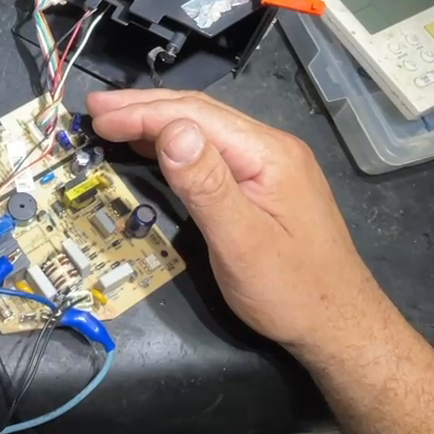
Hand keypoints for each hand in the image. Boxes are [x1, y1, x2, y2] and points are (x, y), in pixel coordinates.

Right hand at [86, 89, 394, 362]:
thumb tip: (171, 130)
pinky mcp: (262, 181)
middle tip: (94, 110)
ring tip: (111, 120)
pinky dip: (173, 141)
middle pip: (198, 112)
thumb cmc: (290, 291)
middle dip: (142, 107)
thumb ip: (206, 185)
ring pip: (204, 127)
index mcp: (267, 154)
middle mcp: (270, 147)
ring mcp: (269, 163)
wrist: (340, 326)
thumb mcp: (242, 243)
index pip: (194, 117)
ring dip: (155, 120)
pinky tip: (151, 144)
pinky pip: (211, 148)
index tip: (97, 119)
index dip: (141, 113)